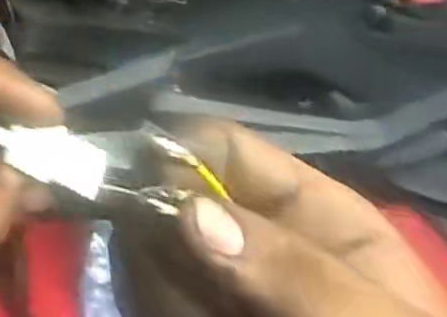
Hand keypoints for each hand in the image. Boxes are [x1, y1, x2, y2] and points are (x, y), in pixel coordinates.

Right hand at [172, 121, 446, 316]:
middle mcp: (261, 238)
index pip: (226, 146)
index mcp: (312, 211)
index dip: (177, 148)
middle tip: (159, 260)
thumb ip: (292, 268)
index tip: (134, 172)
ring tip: (187, 306)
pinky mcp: (208, 316)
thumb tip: (191, 210)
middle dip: (158, 220)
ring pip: (162, 251)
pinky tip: (173, 312)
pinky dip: (158, 301)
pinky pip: (164, 298)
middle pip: (180, 196)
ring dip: (155, 271)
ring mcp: (233, 286)